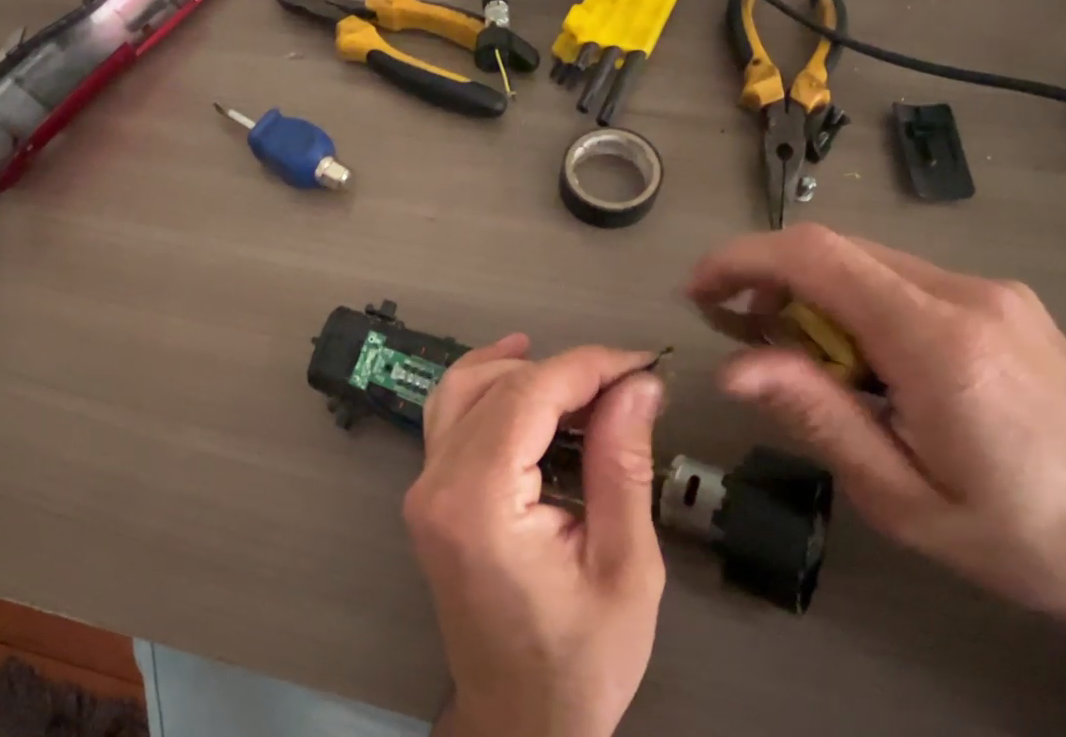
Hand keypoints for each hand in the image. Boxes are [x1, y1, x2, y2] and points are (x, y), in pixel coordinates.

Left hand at [404, 335, 666, 736]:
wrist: (521, 721)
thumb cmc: (581, 660)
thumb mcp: (624, 568)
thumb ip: (622, 467)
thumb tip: (638, 386)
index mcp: (478, 504)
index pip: (527, 395)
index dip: (587, 366)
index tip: (643, 364)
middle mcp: (435, 485)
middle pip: (492, 386)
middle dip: (562, 370)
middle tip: (626, 384)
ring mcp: (423, 490)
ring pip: (460, 391)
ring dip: (520, 372)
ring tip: (585, 381)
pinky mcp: (429, 498)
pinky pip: (452, 419)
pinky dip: (490, 391)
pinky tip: (525, 382)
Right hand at [687, 225, 1065, 634]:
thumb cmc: (1025, 538)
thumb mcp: (902, 498)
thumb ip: (817, 417)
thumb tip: (732, 367)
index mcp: (940, 342)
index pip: (816, 258)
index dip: (741, 260)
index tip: (696, 292)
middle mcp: (967, 295)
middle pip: (835, 250)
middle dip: (767, 280)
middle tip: (733, 335)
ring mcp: (992, 293)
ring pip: (865, 262)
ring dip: (808, 294)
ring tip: (791, 357)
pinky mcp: (1003, 303)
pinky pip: (900, 280)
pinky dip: (851, 302)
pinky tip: (854, 359)